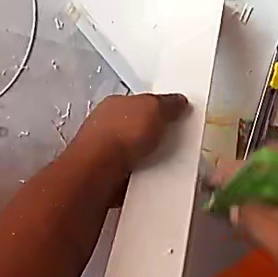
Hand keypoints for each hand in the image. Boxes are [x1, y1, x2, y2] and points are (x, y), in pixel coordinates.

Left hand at [73, 93, 189, 169]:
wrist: (100, 170)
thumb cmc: (119, 134)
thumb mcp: (154, 108)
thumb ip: (167, 104)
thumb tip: (177, 102)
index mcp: (115, 104)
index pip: (141, 102)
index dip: (159, 108)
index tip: (175, 115)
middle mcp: (107, 125)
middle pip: (139, 128)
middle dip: (155, 135)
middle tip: (170, 139)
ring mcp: (105, 151)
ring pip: (136, 152)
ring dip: (150, 157)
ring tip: (161, 160)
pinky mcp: (109, 174)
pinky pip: (134, 172)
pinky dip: (143, 174)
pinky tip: (149, 174)